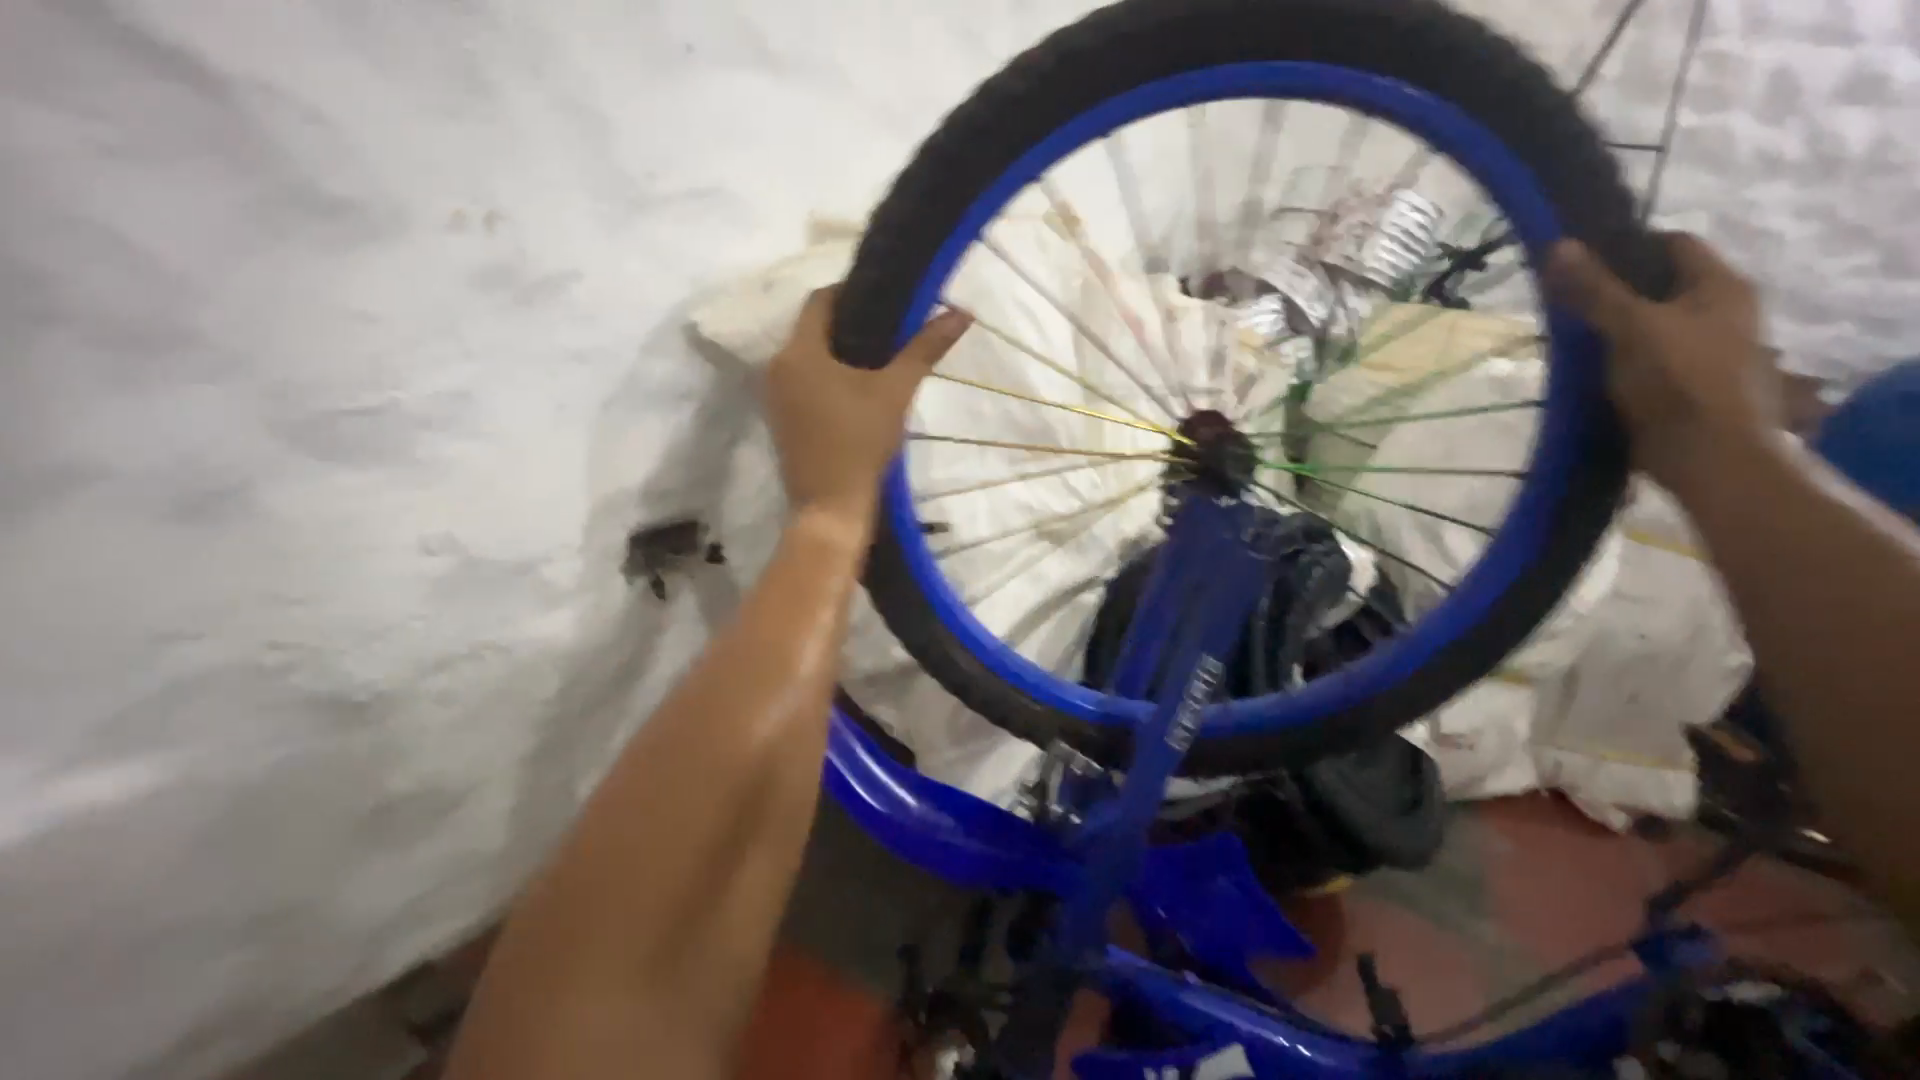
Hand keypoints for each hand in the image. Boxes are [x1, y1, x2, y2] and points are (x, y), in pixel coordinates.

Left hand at [763, 287, 970, 527]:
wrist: (831, 507)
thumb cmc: (860, 443)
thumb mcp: (897, 391)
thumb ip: (925, 348)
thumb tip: (961, 313)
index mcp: (798, 351)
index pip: (820, 299)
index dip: (852, 291)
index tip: (886, 299)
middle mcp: (776, 366)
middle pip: (813, 328)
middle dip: (850, 324)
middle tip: (891, 328)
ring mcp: (774, 395)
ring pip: (807, 356)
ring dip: (839, 352)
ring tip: (880, 357)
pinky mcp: (780, 419)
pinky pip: (802, 381)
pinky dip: (826, 377)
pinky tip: (858, 389)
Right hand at [1550, 233, 1780, 490]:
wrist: (1708, 456)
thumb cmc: (1678, 380)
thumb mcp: (1630, 327)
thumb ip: (1594, 289)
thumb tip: (1557, 244)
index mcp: (1721, 286)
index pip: (1672, 243)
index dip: (1626, 246)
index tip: (1580, 262)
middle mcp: (1723, 311)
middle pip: (1659, 285)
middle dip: (1614, 291)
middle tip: (1567, 301)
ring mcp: (1707, 349)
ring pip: (1650, 323)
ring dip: (1613, 328)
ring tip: (1569, 338)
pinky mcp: (1687, 384)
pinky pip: (1647, 357)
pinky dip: (1618, 358)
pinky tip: (1587, 370)